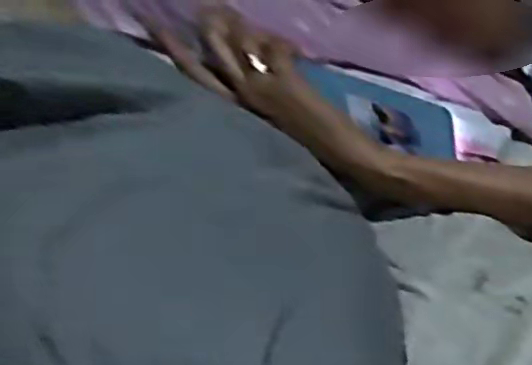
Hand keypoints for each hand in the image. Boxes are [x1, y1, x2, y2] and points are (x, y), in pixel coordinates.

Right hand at [147, 10, 374, 171]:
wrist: (358, 164)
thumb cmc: (323, 156)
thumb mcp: (278, 132)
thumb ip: (258, 110)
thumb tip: (244, 84)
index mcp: (239, 113)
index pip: (194, 74)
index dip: (172, 47)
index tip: (154, 23)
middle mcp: (245, 98)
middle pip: (211, 48)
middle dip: (206, 23)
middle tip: (210, 7)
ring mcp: (267, 89)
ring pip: (238, 42)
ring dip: (240, 26)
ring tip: (242, 18)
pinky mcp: (291, 84)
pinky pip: (274, 49)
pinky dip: (279, 42)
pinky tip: (289, 45)